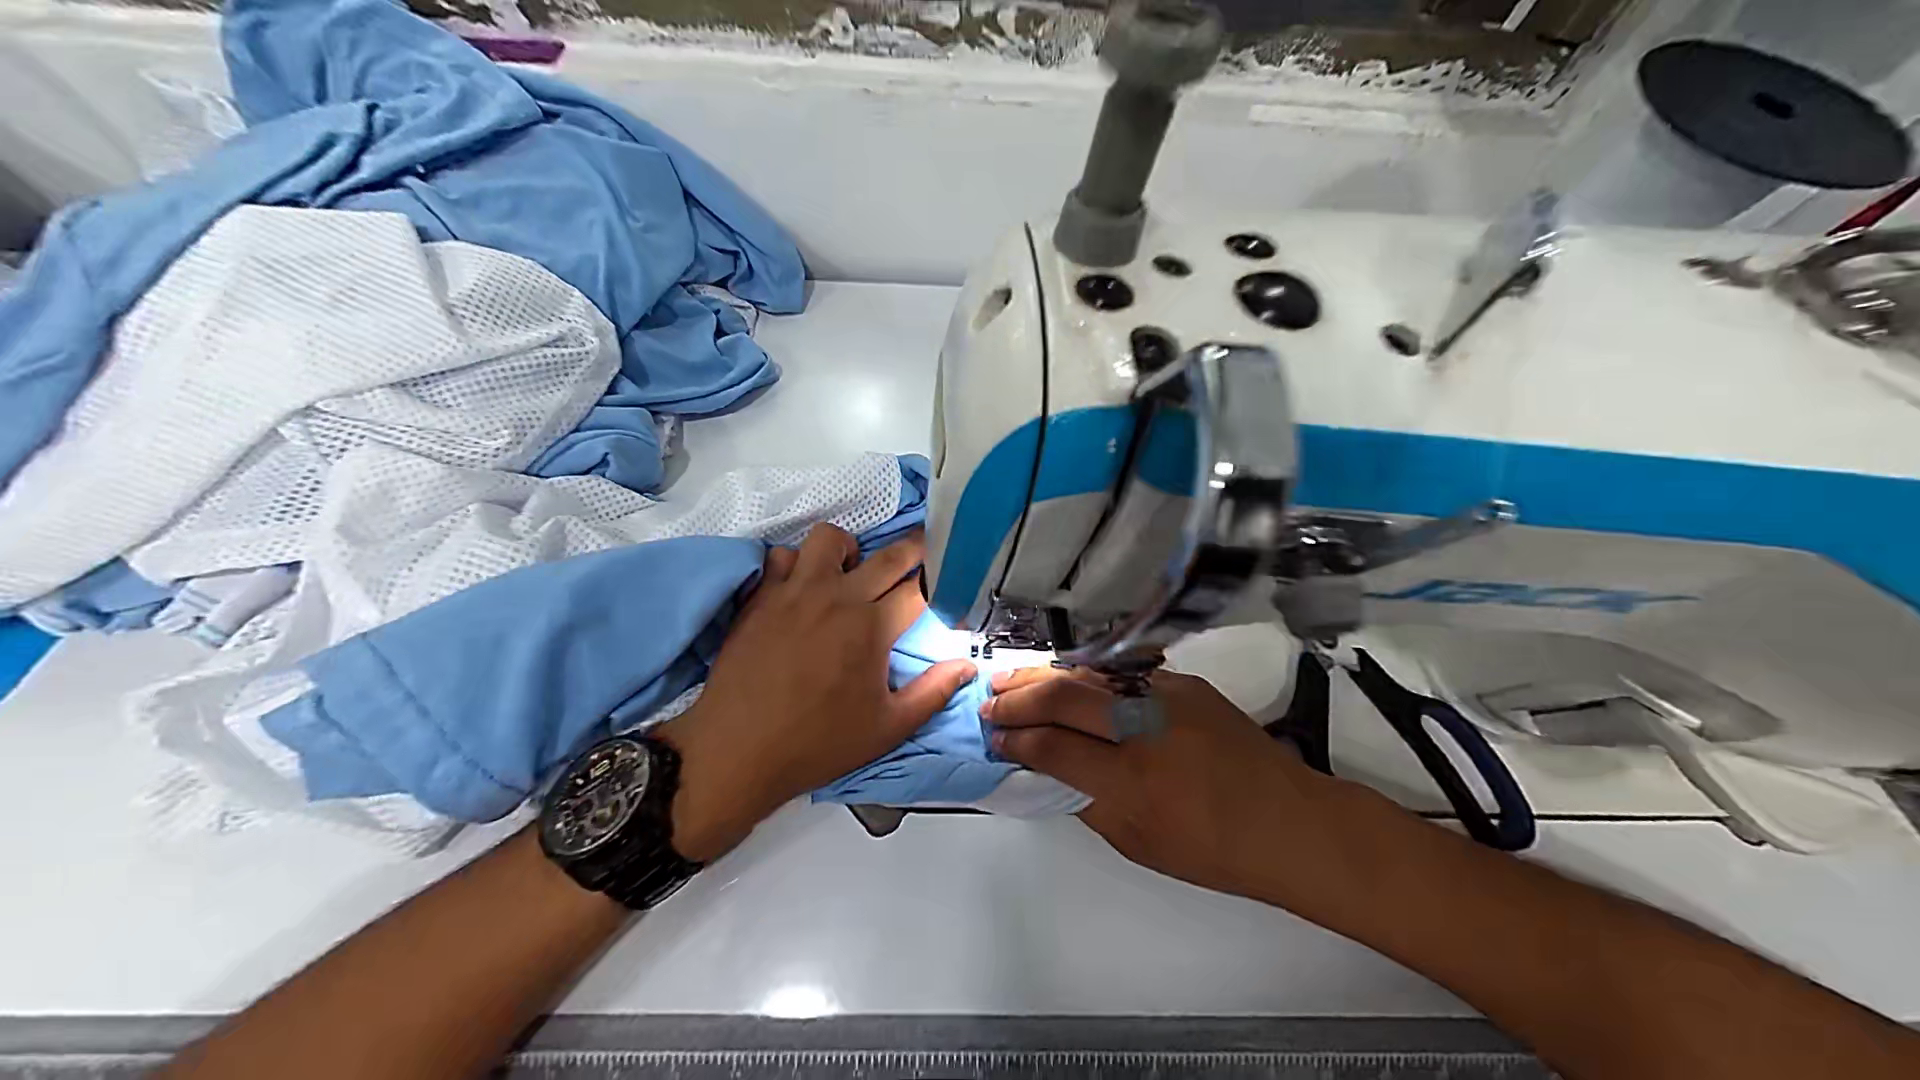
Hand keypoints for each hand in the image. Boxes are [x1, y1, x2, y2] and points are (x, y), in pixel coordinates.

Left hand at [655, 525, 975, 860]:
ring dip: (850, 550)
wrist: (737, 750)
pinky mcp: (761, 596)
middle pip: (889, 554)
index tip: (945, 589)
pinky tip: (802, 589)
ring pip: (830, 538)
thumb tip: (967, 666)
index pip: (920, 590)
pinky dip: (798, 565)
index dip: (940, 586)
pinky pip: (783, 557)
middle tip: (923, 555)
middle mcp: (837, 597)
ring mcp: (795, 591)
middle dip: (915, 549)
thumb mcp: (887, 728)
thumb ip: (933, 693)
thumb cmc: (818, 742)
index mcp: (872, 627)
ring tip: (851, 573)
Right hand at [983, 667, 1354, 906]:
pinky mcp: (1184, 682)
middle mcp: (1146, 728)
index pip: (1053, 747)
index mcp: (1132, 781)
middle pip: (1063, 698)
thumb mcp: (1137, 841)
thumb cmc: (1213, 849)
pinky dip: (1084, 676)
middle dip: (1017, 698)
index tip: (993, 737)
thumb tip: (1047, 766)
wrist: (1289, 820)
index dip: (1015, 740)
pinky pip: (1121, 673)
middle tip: (989, 701)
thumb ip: (1086, 799)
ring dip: (1043, 676)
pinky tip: (1063, 679)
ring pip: (1088, 675)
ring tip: (1010, 679)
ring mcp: (1167, 696)